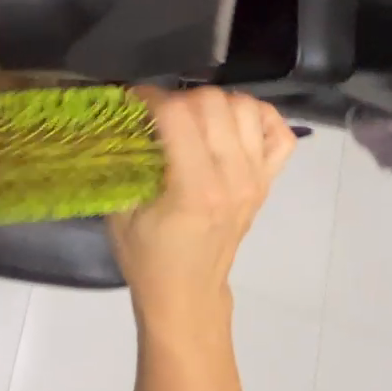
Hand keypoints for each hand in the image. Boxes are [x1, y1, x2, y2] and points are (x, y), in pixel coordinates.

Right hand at [110, 88, 295, 327]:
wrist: (187, 293)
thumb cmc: (146, 255)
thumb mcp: (118, 209)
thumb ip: (120, 161)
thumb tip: (113, 116)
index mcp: (194, 188)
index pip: (177, 114)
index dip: (148, 97)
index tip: (130, 103)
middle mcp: (234, 178)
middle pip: (214, 102)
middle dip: (178, 97)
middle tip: (157, 114)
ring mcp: (256, 179)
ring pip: (245, 108)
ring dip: (213, 104)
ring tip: (190, 119)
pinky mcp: (267, 181)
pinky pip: (278, 132)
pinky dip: (255, 118)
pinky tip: (227, 126)